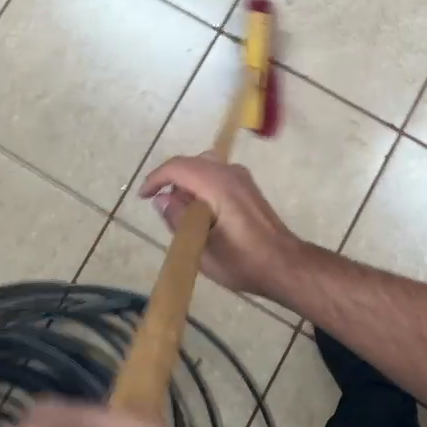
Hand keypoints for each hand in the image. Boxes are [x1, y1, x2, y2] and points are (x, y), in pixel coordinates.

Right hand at [137, 155, 305, 298]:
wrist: (284, 264)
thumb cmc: (242, 262)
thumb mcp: (202, 248)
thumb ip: (179, 220)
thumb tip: (162, 199)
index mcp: (218, 184)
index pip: (178, 167)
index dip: (156, 178)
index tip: (143, 197)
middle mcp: (230, 172)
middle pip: (191, 162)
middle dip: (170, 180)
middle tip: (159, 206)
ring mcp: (242, 177)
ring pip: (204, 166)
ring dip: (187, 182)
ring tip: (178, 211)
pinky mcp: (247, 186)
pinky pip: (216, 174)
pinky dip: (201, 185)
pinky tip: (199, 211)